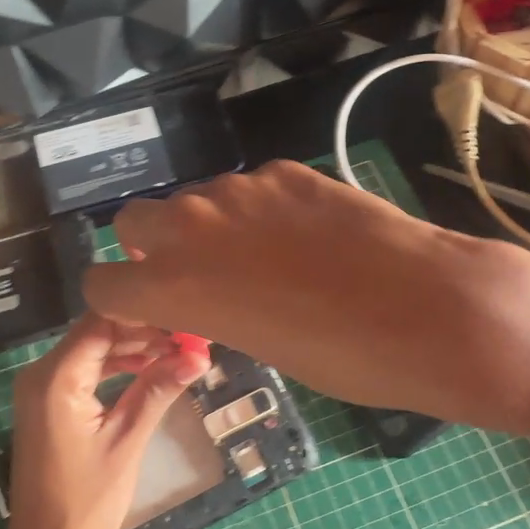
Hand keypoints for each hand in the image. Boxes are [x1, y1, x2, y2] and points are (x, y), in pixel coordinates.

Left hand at [6, 314, 211, 528]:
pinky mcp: (47, 406)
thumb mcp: (126, 442)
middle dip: (142, 332)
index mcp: (56, 377)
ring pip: (91, 351)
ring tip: (177, 353)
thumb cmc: (86, 502)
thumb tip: (198, 356)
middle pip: (96, 332)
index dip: (145, 315)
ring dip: (131, 350)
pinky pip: (83, 372)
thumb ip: (157, 390)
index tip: (185, 319)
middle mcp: (41, 374)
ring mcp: (40, 390)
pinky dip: (114, 369)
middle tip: (189, 337)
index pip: (102, 321)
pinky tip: (148, 371)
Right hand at [83, 160, 529, 429]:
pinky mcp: (282, 170)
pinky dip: (259, 210)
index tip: (147, 309)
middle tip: (197, 275)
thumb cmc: (344, 358)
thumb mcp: (257, 347)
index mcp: (173, 284)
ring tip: (265, 257)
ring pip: (195, 200)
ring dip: (210, 226)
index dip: (121, 299)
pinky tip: (306, 237)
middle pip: (134, 220)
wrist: (427, 307)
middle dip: (151, 246)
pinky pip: (248, 189)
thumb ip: (210, 311)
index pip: (102, 282)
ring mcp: (238, 189)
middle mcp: (191, 225)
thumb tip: (205, 296)